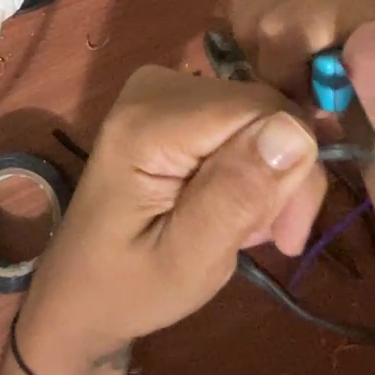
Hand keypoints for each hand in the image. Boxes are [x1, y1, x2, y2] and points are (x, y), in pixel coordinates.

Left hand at [15, 66, 327, 374]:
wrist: (80, 289)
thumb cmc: (128, 287)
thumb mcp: (187, 261)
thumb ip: (237, 194)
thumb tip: (294, 130)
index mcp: (148, 122)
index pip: (262, 109)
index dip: (292, 167)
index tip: (285, 237)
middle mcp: (157, 85)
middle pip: (264, 109)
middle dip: (281, 177)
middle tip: (265, 239)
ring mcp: (164, 87)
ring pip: (261, 115)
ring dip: (268, 178)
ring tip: (239, 229)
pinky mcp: (175, 99)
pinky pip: (243, 119)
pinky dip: (251, 166)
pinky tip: (229, 203)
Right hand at [230, 0, 374, 158]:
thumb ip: (364, 83)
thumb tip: (325, 72)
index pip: (282, 27)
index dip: (285, 77)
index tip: (315, 109)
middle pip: (256, 15)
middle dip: (273, 66)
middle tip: (311, 96)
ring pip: (249, 11)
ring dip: (268, 55)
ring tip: (308, 79)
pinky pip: (258, 8)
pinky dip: (270, 43)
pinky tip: (303, 61)